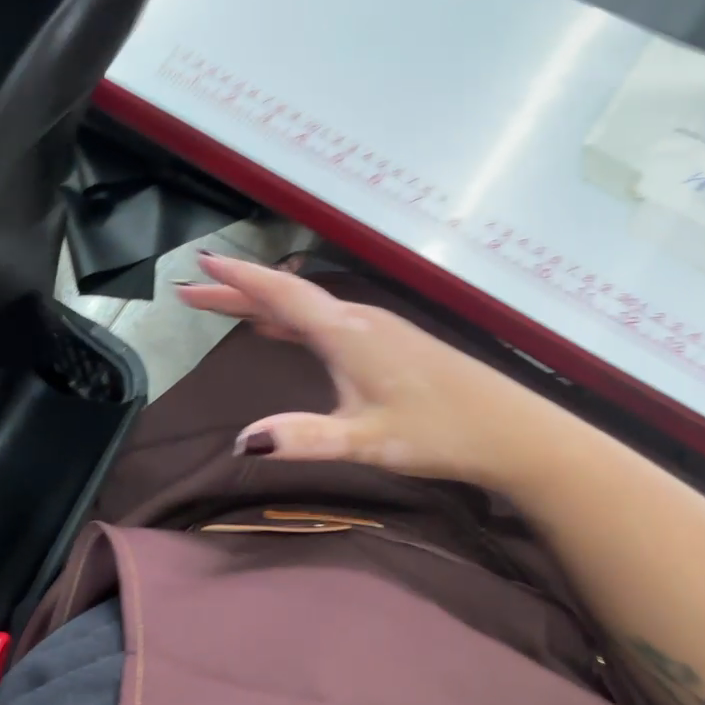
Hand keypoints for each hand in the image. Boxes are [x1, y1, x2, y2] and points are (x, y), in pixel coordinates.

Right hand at [176, 253, 570, 489]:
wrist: (514, 433)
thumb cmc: (441, 433)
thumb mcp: (367, 441)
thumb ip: (304, 439)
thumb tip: (242, 442)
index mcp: (347, 334)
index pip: (282, 295)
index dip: (239, 279)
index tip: (200, 263)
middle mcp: (358, 321)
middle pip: (286, 298)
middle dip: (236, 292)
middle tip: (190, 289)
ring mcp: (375, 330)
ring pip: (305, 309)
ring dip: (260, 305)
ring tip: (222, 305)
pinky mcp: (387, 343)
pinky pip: (324, 321)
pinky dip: (290, 320)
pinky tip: (280, 331)